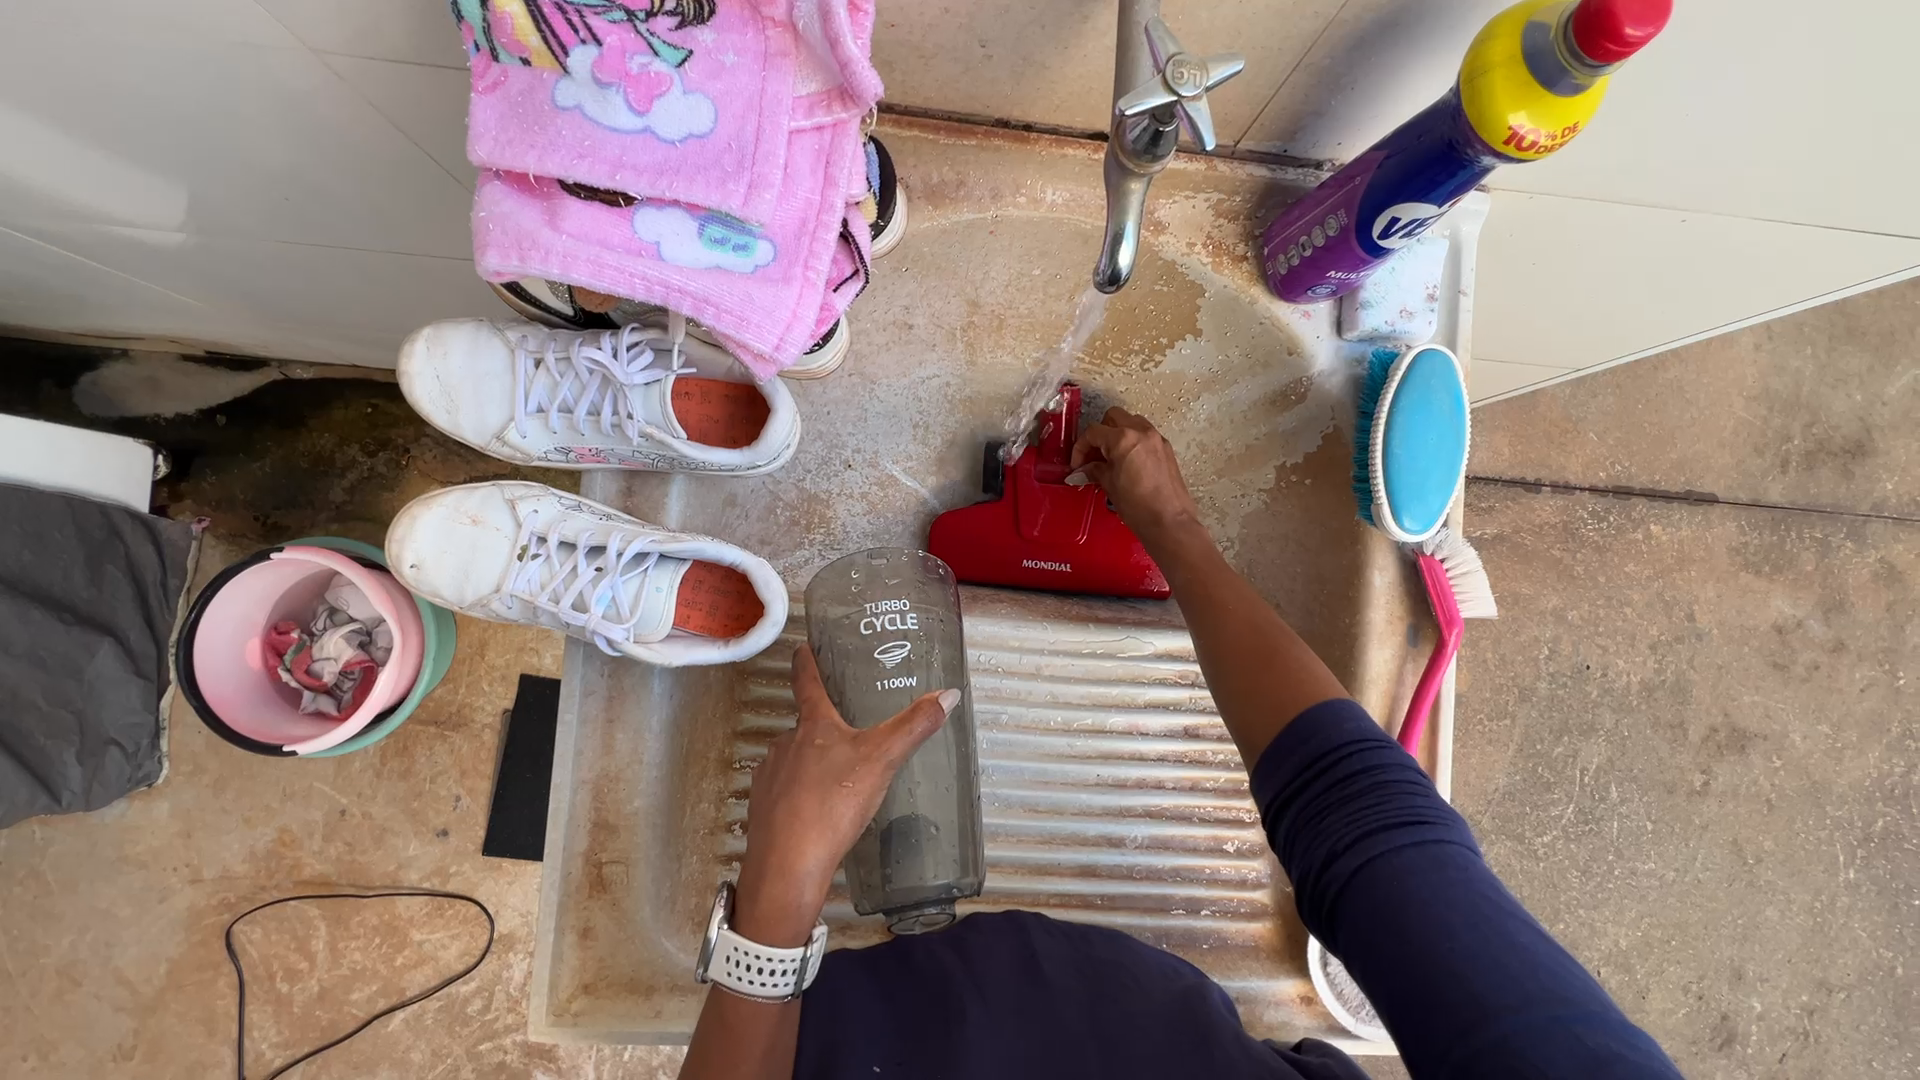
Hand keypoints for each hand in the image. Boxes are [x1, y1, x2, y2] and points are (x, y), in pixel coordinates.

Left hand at [733, 646, 959, 945]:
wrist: (787, 865)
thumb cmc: (834, 803)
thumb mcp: (882, 761)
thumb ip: (914, 726)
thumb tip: (948, 694)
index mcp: (813, 726)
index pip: (807, 683)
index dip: (806, 663)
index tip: (801, 647)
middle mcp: (785, 744)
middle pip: (804, 726)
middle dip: (823, 727)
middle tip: (846, 733)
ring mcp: (769, 776)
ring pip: (794, 759)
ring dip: (812, 762)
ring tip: (837, 780)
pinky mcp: (762, 808)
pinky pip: (784, 791)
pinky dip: (800, 794)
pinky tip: (817, 811)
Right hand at [1070, 407, 1202, 543]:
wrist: (1168, 521)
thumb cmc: (1139, 506)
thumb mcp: (1109, 486)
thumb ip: (1095, 471)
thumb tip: (1083, 470)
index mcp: (1123, 439)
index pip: (1093, 432)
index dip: (1080, 448)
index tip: (1077, 464)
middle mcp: (1141, 432)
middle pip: (1113, 417)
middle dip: (1099, 434)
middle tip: (1093, 456)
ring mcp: (1156, 439)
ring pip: (1131, 422)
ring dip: (1117, 434)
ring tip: (1110, 458)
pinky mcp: (1166, 449)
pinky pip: (1145, 435)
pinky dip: (1133, 441)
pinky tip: (1127, 463)